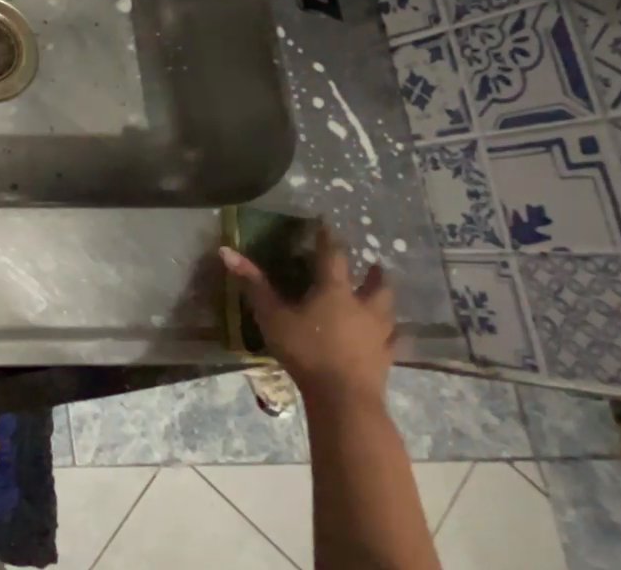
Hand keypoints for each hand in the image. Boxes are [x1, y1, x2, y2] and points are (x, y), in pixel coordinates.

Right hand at [221, 226, 394, 409]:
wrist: (343, 396)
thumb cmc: (304, 349)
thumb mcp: (271, 315)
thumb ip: (253, 283)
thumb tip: (226, 250)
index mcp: (334, 291)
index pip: (333, 256)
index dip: (328, 239)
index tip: (326, 224)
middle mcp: (363, 306)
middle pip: (375, 283)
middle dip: (373, 272)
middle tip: (373, 264)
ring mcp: (380, 332)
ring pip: (388, 308)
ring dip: (384, 297)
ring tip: (381, 294)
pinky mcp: (387, 355)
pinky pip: (394, 338)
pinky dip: (392, 331)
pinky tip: (390, 334)